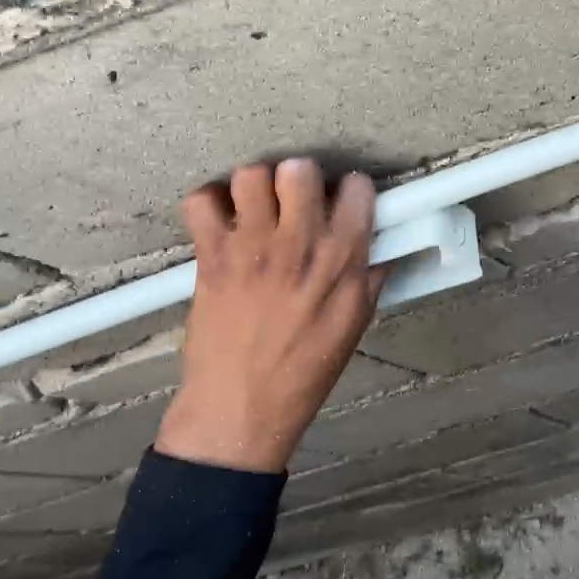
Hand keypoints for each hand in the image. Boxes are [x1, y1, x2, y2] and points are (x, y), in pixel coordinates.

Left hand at [155, 160, 385, 473]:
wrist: (241, 409)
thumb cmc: (307, 368)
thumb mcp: (357, 320)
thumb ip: (369, 272)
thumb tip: (377, 242)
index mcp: (343, 258)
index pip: (357, 186)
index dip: (349, 190)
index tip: (341, 202)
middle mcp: (299, 244)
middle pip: (298, 170)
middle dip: (299, 175)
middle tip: (295, 196)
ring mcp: (250, 249)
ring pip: (250, 176)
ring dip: (256, 185)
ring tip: (257, 204)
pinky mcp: (210, 258)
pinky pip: (200, 203)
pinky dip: (209, 203)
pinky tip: (221, 220)